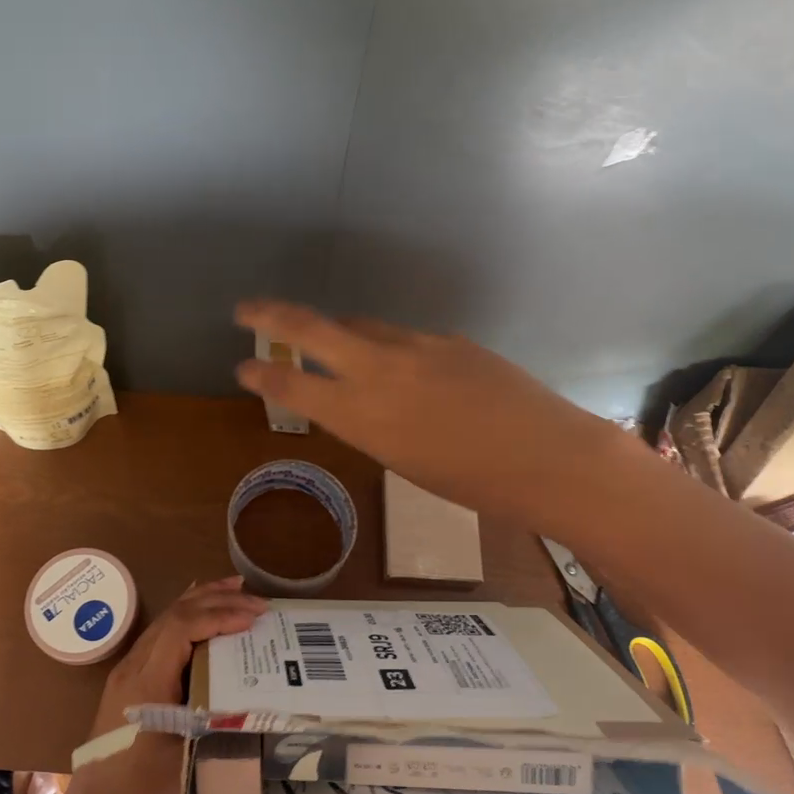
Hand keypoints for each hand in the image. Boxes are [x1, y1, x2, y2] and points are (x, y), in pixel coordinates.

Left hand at [66, 576, 267, 793]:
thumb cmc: (142, 787)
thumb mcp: (190, 752)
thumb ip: (217, 715)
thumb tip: (257, 693)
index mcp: (147, 679)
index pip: (182, 627)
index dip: (220, 615)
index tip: (254, 617)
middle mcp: (134, 665)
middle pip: (174, 614)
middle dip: (215, 599)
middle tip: (254, 596)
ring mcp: (128, 671)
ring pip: (166, 622)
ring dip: (200, 604)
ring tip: (234, 591)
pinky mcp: (129, 681)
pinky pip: (160, 637)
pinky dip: (187, 621)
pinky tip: (202, 619)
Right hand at [233, 300, 629, 534]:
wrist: (550, 457)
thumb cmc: (473, 484)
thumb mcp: (403, 461)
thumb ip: (368, 424)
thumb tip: (352, 399)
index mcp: (362, 414)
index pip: (294, 385)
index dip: (261, 373)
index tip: (242, 366)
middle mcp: (380, 370)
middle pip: (311, 327)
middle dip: (270, 314)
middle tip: (245, 309)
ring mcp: (416, 346)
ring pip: (359, 325)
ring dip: (334, 330)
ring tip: (323, 339)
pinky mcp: (448, 340)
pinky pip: (401, 337)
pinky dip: (384, 345)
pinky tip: (400, 366)